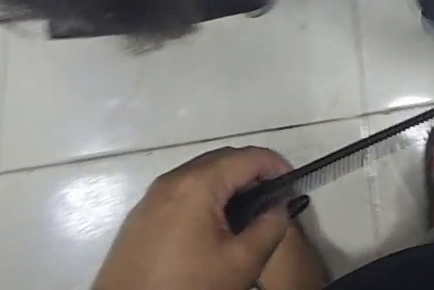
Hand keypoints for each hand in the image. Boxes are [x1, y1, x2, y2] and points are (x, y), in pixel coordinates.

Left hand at [92, 146, 294, 289]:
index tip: (292, 186)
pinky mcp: (140, 217)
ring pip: (200, 174)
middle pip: (223, 160)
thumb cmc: (186, 287)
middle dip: (252, 173)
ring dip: (227, 184)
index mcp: (199, 182)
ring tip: (245, 213)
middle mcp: (174, 178)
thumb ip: (269, 229)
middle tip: (272, 199)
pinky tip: (211, 226)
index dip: (276, 166)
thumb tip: (279, 207)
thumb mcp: (239, 265)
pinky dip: (204, 197)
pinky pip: (181, 192)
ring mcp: (153, 196)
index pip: (248, 157)